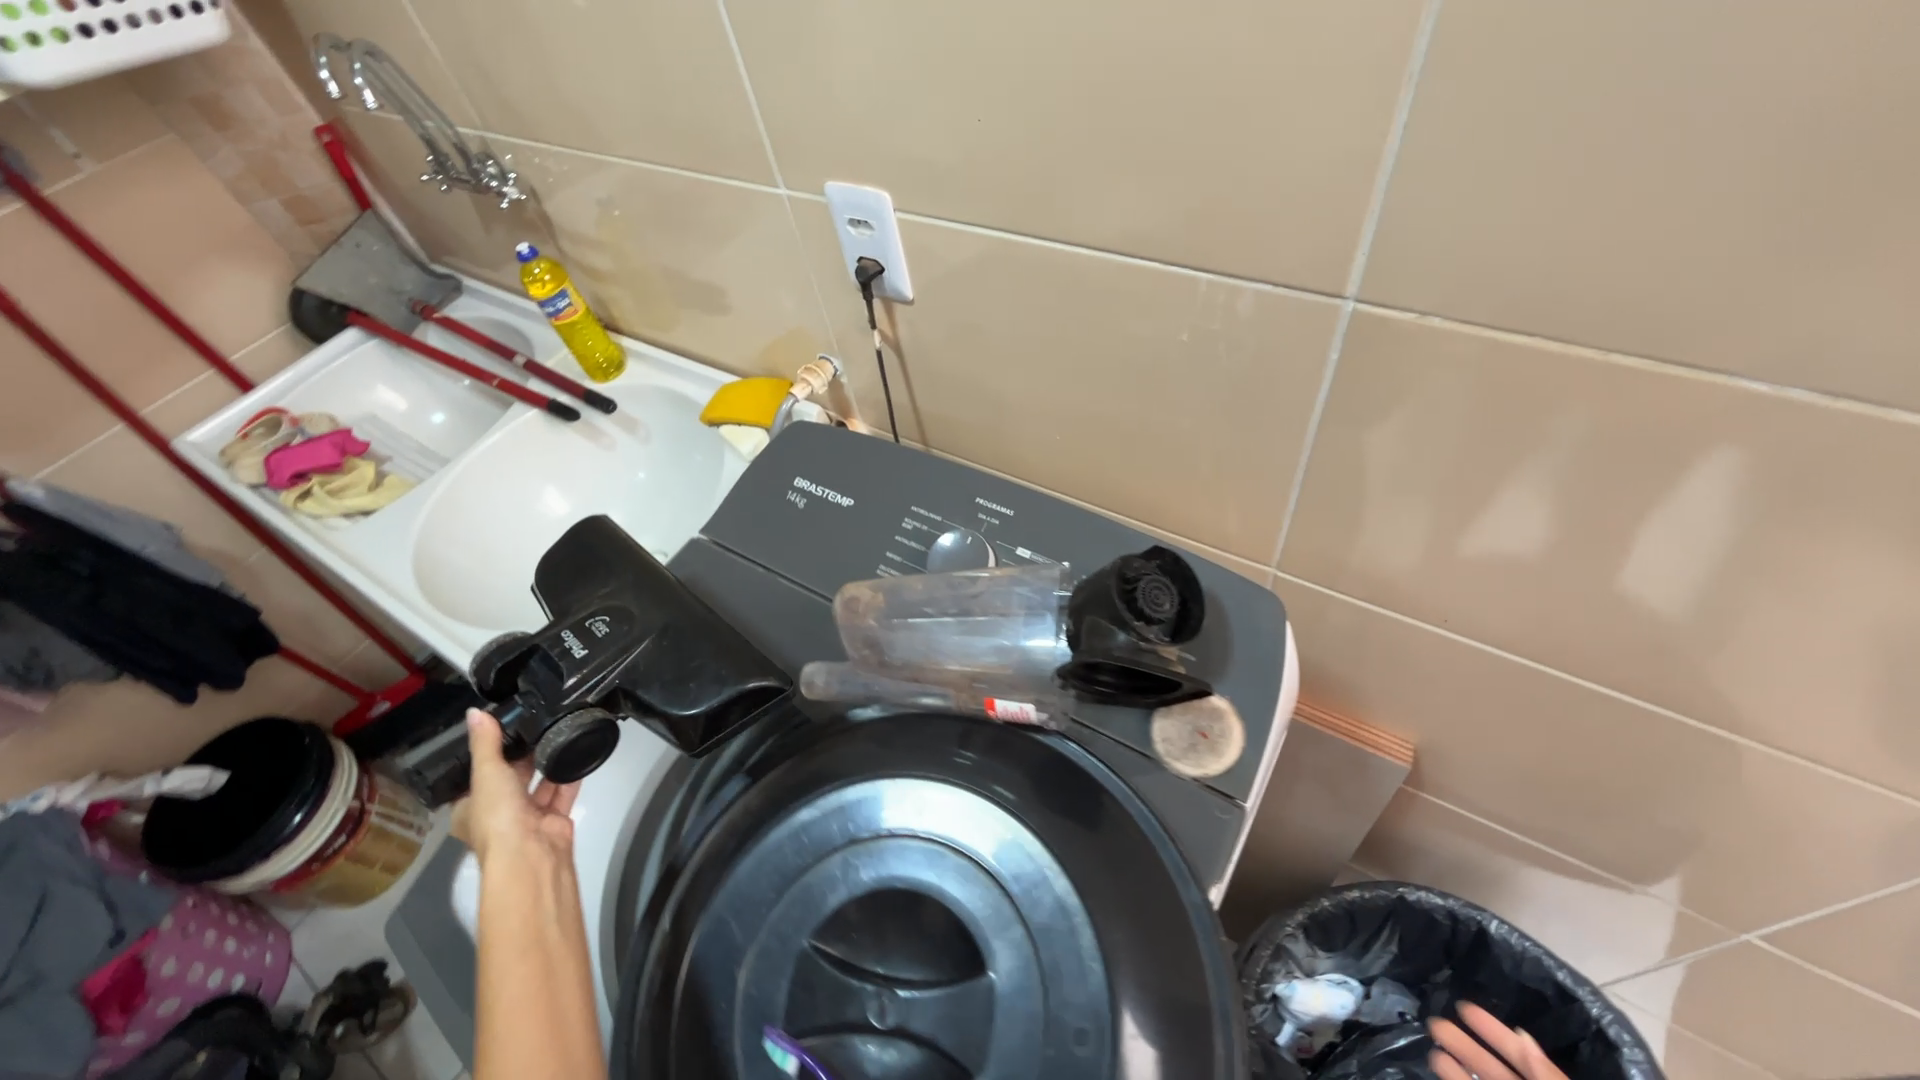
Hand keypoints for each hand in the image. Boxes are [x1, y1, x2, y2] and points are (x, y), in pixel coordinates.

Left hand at [451, 708, 580, 865]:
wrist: (532, 855)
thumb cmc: (497, 817)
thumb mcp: (486, 774)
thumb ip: (486, 743)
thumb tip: (475, 712)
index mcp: (470, 809)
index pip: (474, 776)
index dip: (485, 754)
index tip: (499, 728)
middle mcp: (497, 814)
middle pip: (510, 778)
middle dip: (522, 756)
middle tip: (533, 723)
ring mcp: (528, 818)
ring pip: (538, 785)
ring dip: (546, 764)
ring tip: (556, 730)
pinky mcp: (555, 820)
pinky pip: (562, 792)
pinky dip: (569, 776)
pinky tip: (575, 752)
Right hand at [1429, 1002, 1568, 1079]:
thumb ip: (1548, 1075)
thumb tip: (1521, 1035)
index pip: (1522, 1056)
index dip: (1494, 1031)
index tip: (1463, 1006)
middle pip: (1495, 1069)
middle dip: (1465, 1044)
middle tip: (1435, 1021)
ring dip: (1456, 1063)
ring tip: (1430, 1044)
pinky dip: (1454, 1078)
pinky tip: (1438, 1062)